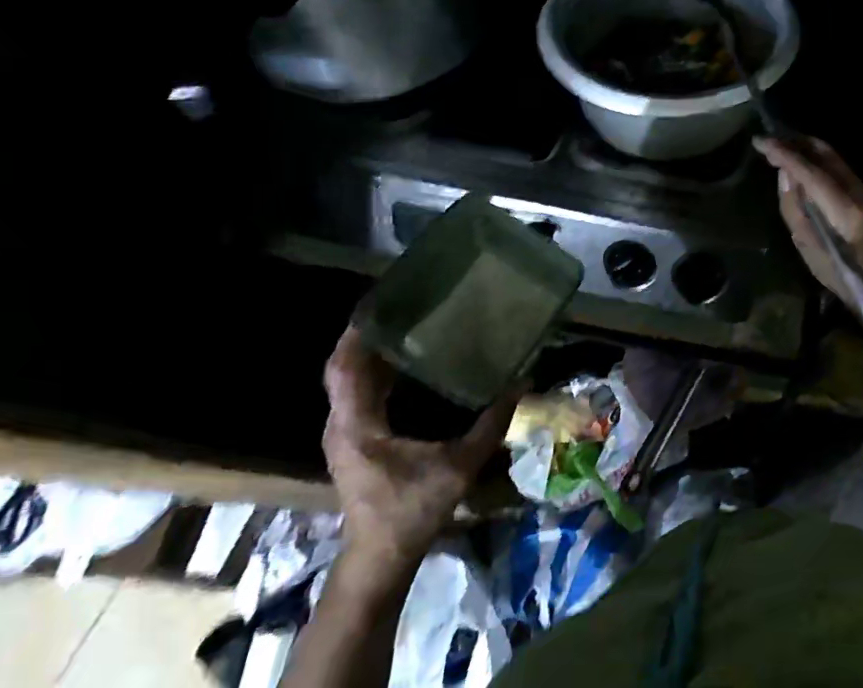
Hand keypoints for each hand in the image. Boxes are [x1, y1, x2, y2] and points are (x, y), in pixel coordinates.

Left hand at [320, 318, 517, 565]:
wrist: (380, 559)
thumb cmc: (413, 511)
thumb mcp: (459, 466)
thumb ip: (491, 424)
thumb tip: (521, 383)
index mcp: (356, 423)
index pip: (345, 365)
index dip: (358, 332)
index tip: (381, 303)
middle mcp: (340, 424)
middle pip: (343, 367)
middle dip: (366, 336)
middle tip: (399, 309)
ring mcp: (341, 434)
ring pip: (346, 382)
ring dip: (368, 355)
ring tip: (403, 328)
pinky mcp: (350, 443)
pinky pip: (354, 396)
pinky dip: (372, 376)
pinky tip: (401, 367)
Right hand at [752, 136, 862, 309]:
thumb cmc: (833, 268)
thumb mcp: (804, 242)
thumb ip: (793, 204)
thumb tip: (784, 173)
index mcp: (843, 209)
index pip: (811, 172)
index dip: (785, 154)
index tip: (761, 142)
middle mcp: (856, 190)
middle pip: (823, 153)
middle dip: (793, 143)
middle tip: (766, 142)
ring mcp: (860, 186)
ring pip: (828, 154)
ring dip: (801, 147)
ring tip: (775, 148)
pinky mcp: (858, 186)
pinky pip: (831, 162)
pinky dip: (810, 156)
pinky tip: (793, 160)